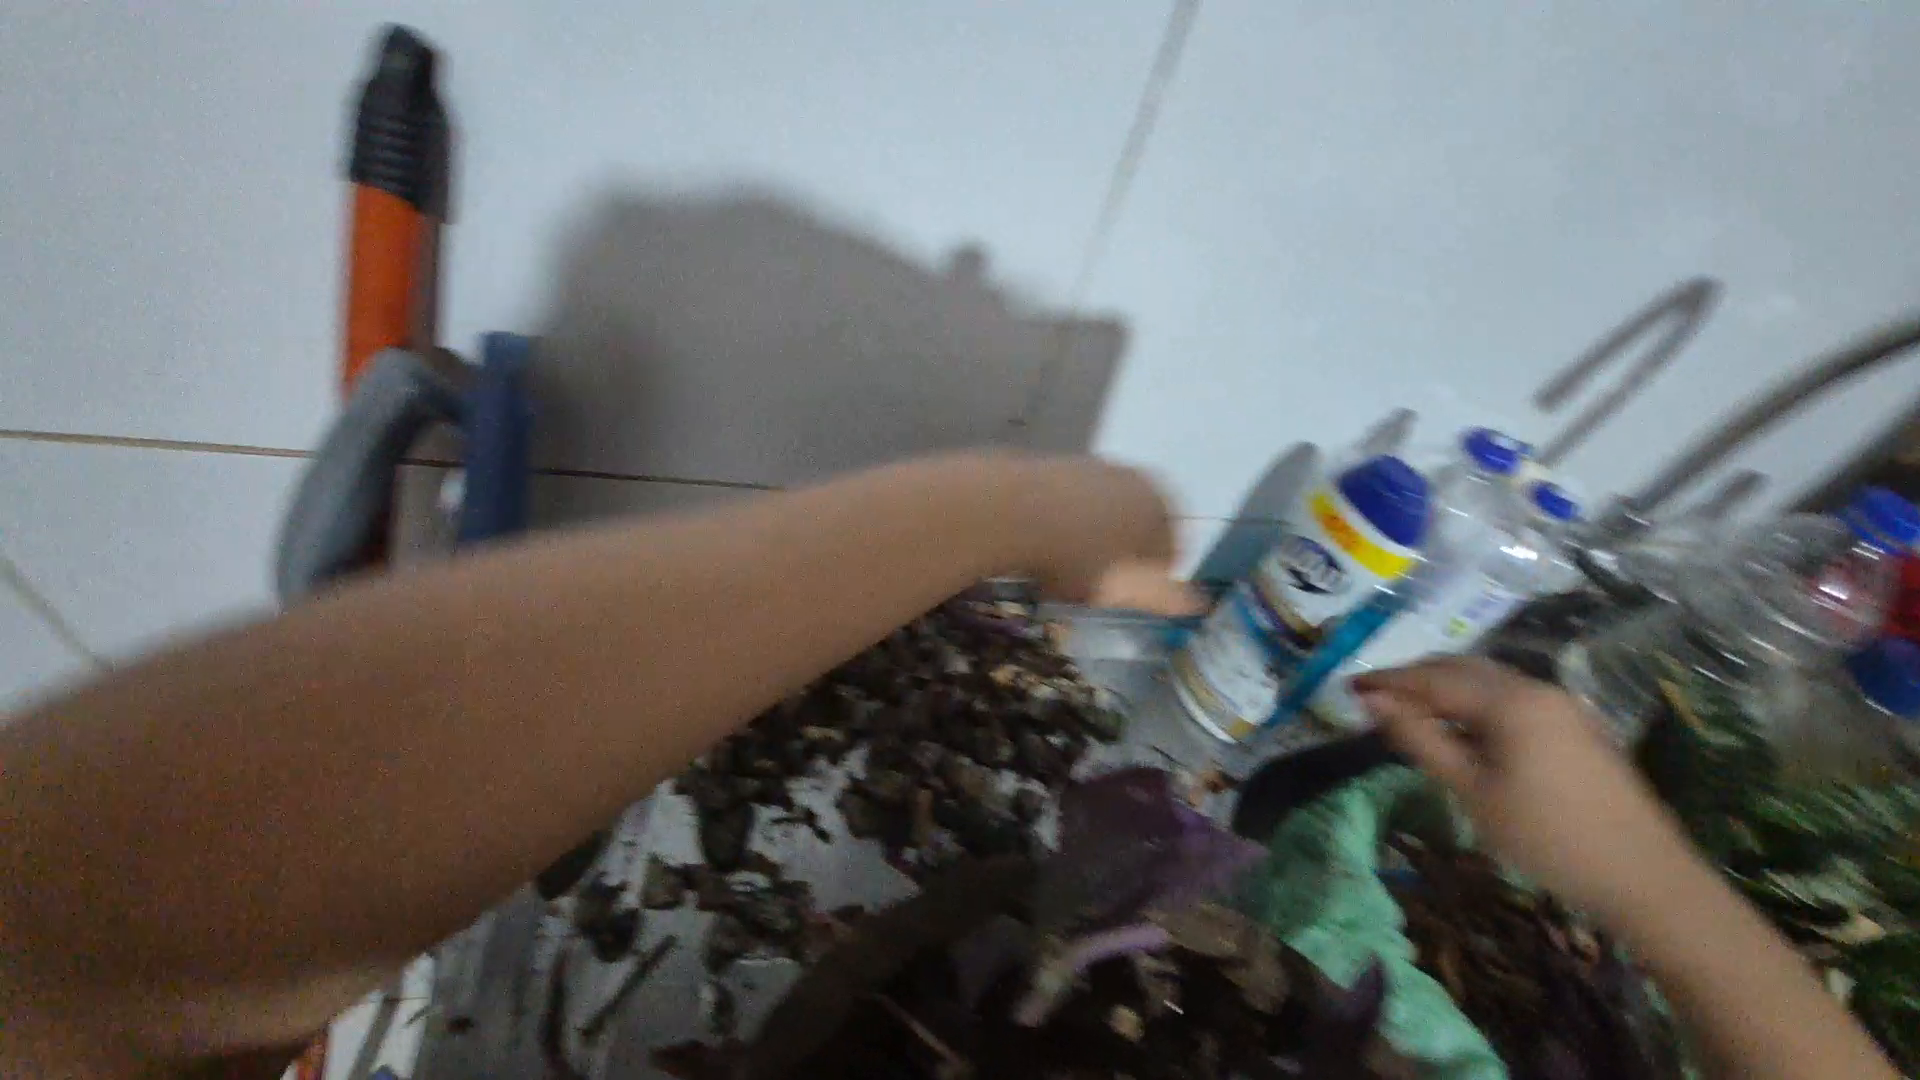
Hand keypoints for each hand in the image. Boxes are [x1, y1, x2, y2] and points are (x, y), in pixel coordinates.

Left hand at [1003, 455, 1200, 616]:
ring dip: (1093, 532)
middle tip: (1104, 577)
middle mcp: (1129, 477)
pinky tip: (1044, 539)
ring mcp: (1088, 466)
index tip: (1135, 592)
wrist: (1009, 511)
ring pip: (1101, 507)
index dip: (1156, 573)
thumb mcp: (1121, 588)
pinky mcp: (1051, 465)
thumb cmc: (1077, 557)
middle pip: (1137, 520)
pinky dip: (1063, 520)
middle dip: (1125, 549)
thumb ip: (1162, 596)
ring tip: (1071, 561)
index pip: (1171, 544)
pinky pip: (1067, 501)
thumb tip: (1196, 603)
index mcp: (1157, 504)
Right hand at [1353, 658, 1693, 919]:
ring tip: (1407, 709)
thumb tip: (1373, 703)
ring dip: (1442, 687)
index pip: (1432, 679)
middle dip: (1413, 677)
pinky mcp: (1575, 726)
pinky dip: (1472, 701)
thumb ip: (1419, 739)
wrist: (1651, 882)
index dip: (1387, 682)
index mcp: (1510, 702)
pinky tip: (1458, 726)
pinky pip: (1509, 697)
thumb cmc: (1548, 838)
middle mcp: (1537, 690)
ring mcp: (1562, 706)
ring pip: (1487, 680)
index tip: (1348, 688)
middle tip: (1373, 695)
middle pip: (1460, 669)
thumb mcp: (1471, 791)